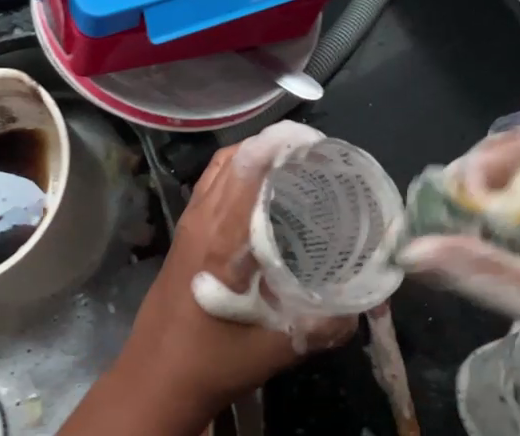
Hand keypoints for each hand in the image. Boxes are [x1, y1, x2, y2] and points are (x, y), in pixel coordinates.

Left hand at [59, 124, 354, 435]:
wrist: (156, 377)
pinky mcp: (187, 230)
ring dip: (255, 154)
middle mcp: (202, 218)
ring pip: (221, 167)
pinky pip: (214, 183)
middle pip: (234, 158)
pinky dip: (240, 172)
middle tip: (317, 154)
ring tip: (296, 163)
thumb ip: (318, 326)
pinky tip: (266, 192)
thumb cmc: (210, 361)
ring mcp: (190, 221)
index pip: (245, 168)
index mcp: (220, 239)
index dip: (278, 143)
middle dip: (274, 144)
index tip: (316, 142)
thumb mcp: (271, 350)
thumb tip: (363, 307)